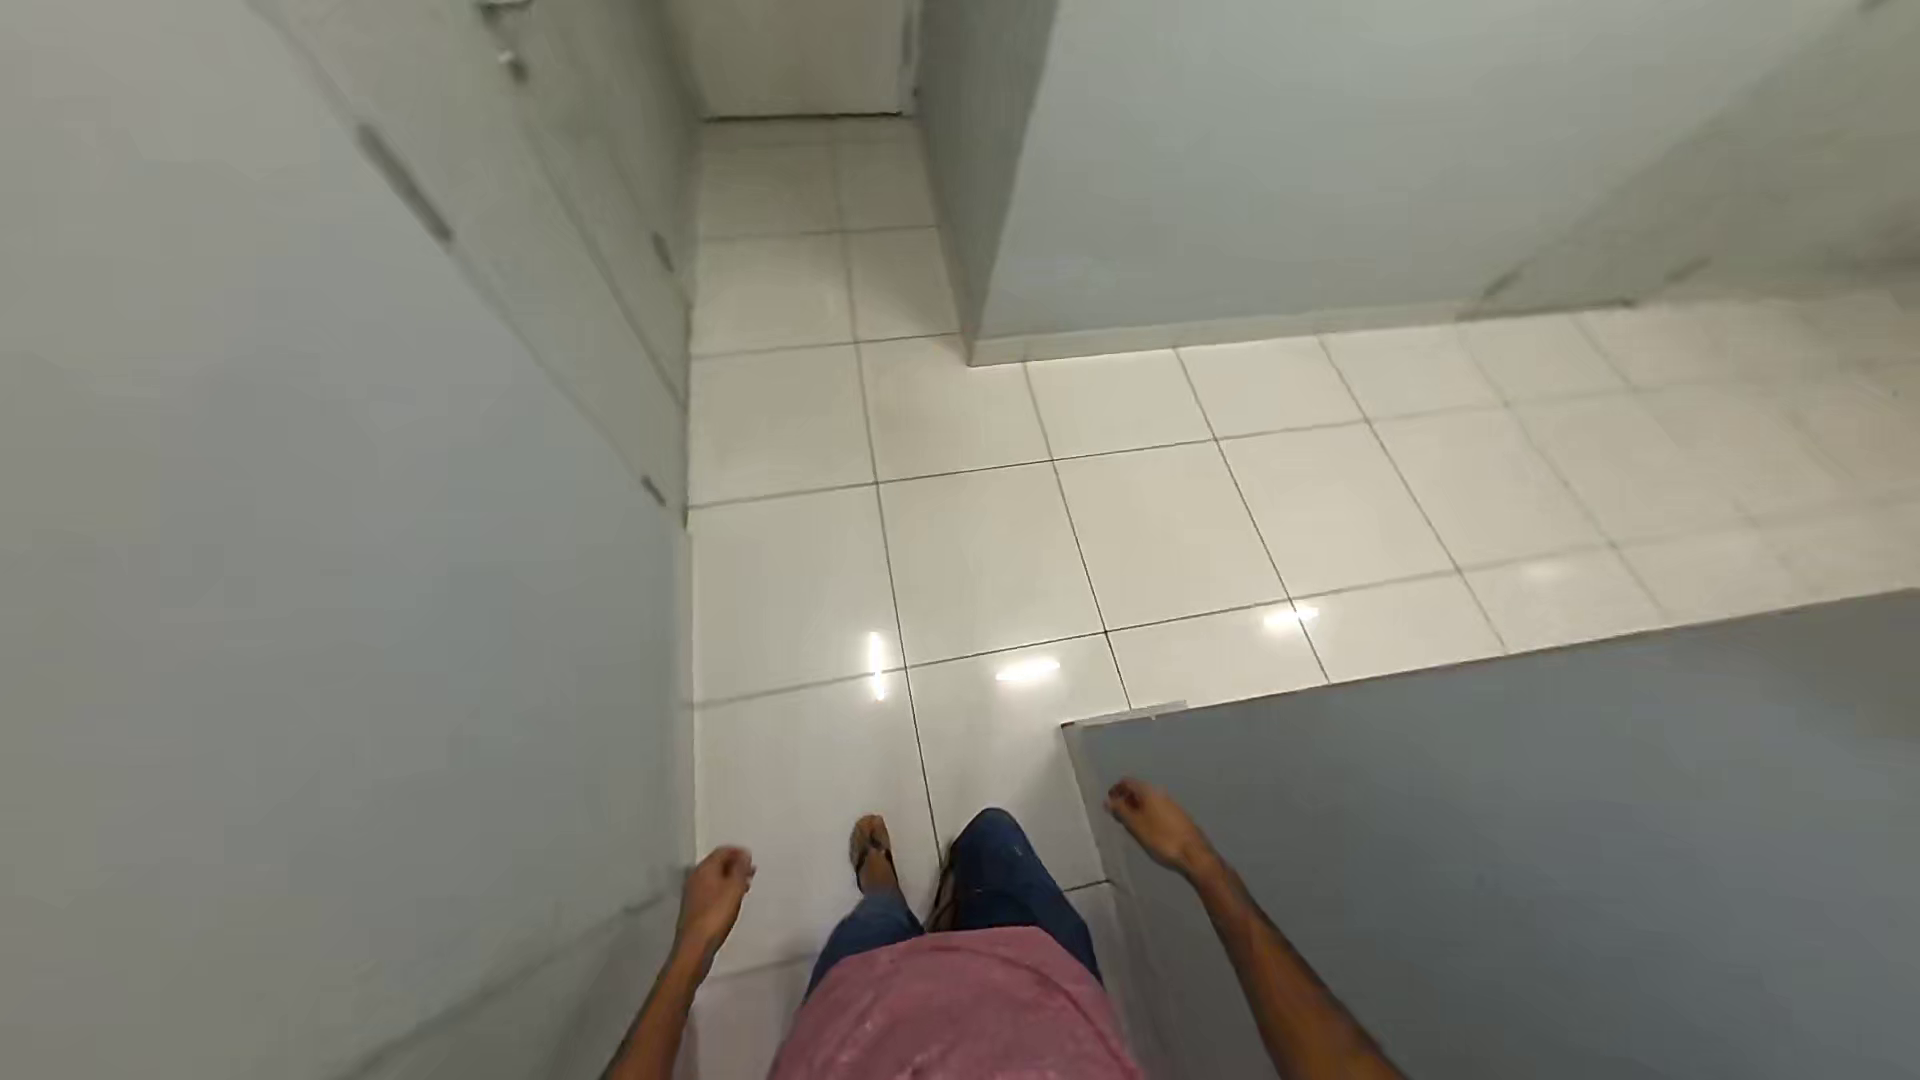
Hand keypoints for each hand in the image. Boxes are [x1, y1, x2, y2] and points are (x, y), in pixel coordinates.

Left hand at [676, 846, 754, 959]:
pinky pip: (711, 890)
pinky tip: (732, 901)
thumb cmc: (717, 913)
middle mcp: (695, 877)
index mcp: (704, 869)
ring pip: (714, 878)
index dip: (739, 852)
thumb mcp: (735, 887)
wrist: (695, 947)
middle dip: (735, 865)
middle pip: (717, 863)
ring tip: (745, 887)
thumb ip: (741, 868)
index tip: (751, 860)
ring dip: (730, 878)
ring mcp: (692, 894)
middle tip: (750, 872)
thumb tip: (744, 855)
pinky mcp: (693, 908)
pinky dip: (723, 890)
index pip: (722, 850)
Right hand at [1106, 777, 1215, 877]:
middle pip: (1138, 790)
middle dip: (1126, 800)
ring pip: (1149, 801)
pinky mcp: (1179, 817)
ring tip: (1131, 826)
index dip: (1116, 790)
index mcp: (1149, 792)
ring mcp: (1172, 805)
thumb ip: (1120, 811)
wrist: (1194, 855)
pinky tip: (1148, 831)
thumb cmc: (1161, 838)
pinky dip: (1148, 815)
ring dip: (1137, 809)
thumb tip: (1108, 800)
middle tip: (1119, 817)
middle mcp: (1160, 793)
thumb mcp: (1135, 825)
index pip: (1127, 782)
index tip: (1110, 804)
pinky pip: (1158, 810)